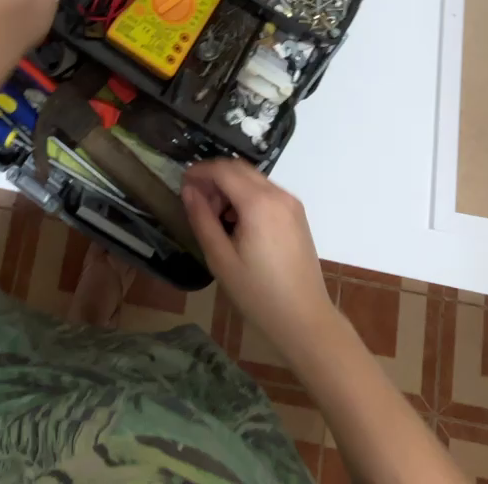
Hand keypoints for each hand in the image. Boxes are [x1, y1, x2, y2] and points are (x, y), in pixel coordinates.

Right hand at [181, 158, 333, 350]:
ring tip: (215, 216)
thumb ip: (202, 218)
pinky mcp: (297, 215)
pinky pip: (266, 191)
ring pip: (253, 178)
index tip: (182, 184)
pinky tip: (237, 223)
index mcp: (258, 203)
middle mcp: (278, 194)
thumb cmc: (258, 293)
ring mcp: (291, 203)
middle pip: (239, 168)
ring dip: (230, 186)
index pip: (223, 169)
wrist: (305, 319)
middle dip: (214, 177)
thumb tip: (188, 190)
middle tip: (196, 202)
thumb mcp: (221, 258)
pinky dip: (246, 195)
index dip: (199, 171)